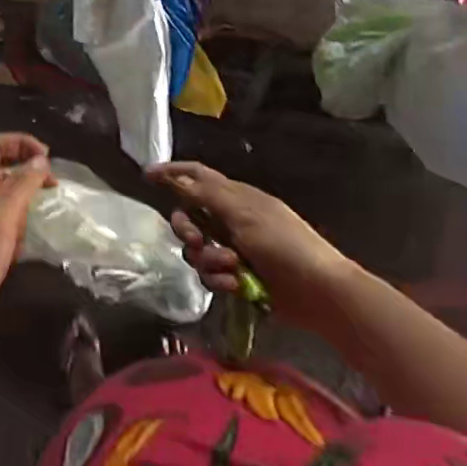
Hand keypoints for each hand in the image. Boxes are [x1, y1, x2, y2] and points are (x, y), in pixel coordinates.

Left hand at [0, 133, 53, 348]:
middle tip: (54, 191)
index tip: (47, 158)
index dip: (19, 143)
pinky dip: (19, 231)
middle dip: (28, 176)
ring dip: (24, 207)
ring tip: (38, 223)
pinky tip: (27, 247)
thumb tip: (41, 158)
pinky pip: (5, 229)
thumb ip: (20, 186)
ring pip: (5, 202)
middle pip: (1, 172)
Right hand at [150, 162, 353, 325]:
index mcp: (235, 197)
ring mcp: (233, 249)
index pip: (196, 176)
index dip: (172, 173)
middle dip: (187, 230)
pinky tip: (235, 286)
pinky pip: (210, 275)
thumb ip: (206, 193)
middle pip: (188, 216)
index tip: (147, 177)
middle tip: (197, 240)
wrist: (319, 292)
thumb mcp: (243, 213)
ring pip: (197, 250)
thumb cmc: (285, 244)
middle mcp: (230, 220)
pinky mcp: (236, 277)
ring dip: (209, 260)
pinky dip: (220, 280)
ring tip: (230, 269)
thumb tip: (175, 174)